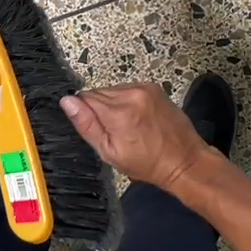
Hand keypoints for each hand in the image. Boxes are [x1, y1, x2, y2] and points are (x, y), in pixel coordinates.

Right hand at [59, 83, 218, 191]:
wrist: (183, 160)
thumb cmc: (146, 163)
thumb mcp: (110, 153)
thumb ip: (87, 125)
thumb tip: (67, 101)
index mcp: (118, 112)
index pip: (84, 98)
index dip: (85, 114)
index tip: (98, 129)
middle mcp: (131, 94)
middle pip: (98, 93)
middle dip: (99, 110)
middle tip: (114, 131)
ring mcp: (144, 88)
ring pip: (112, 90)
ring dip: (113, 104)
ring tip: (127, 126)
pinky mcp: (153, 87)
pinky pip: (127, 89)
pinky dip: (127, 101)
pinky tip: (136, 118)